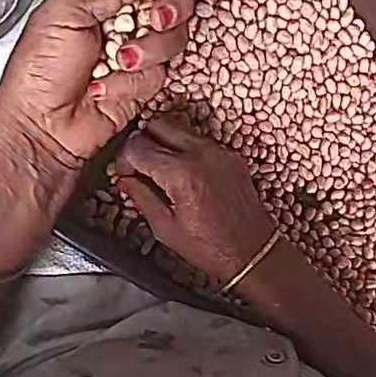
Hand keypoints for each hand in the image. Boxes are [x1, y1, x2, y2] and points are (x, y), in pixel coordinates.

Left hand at [0, 0, 202, 169]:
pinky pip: (162, 73)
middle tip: (154, 19)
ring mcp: (137, 50)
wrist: (44, 124)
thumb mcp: (66, 11)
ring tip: (118, 61)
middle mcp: (121, 18)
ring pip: (173, 37)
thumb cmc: (40, 72)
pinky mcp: (144, 82)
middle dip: (170, 8)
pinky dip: (136, 81)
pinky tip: (109, 85)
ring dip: (148, 50)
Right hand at [112, 116, 279, 282]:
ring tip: (159, 170)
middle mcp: (202, 155)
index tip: (123, 172)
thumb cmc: (211, 247)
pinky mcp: (231, 156)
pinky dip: (185, 148)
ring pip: (180, 129)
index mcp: (181, 174)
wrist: (252, 251)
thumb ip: (141, 196)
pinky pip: (200, 140)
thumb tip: (125, 178)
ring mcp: (219, 152)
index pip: (138, 147)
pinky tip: (182, 172)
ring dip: (163, 142)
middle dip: (142, 142)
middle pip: (158, 125)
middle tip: (137, 166)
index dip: (124, 159)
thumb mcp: (165, 227)